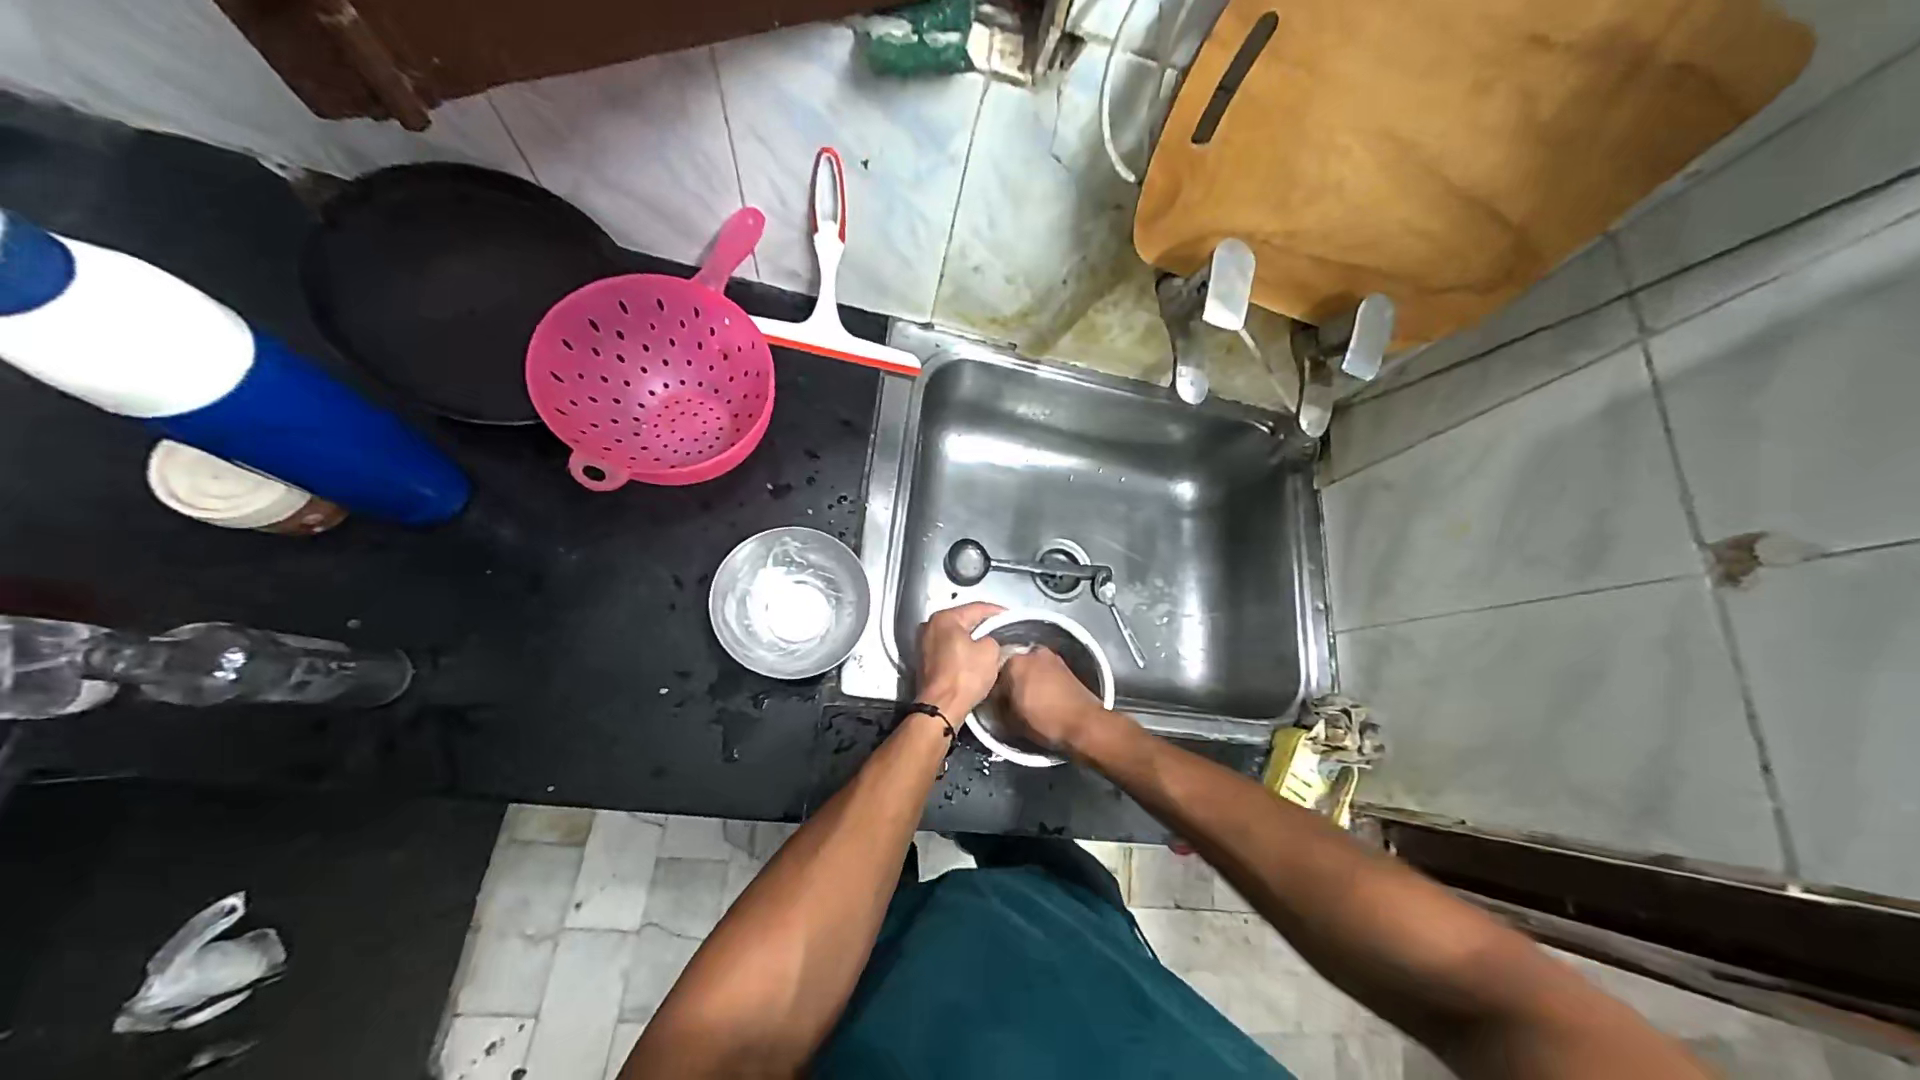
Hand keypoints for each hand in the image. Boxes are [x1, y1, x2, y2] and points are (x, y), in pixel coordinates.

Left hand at [916, 602, 1005, 719]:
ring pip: (954, 635)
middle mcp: (930, 626)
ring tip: (990, 644)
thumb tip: (988, 641)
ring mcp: (923, 644)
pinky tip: (974, 657)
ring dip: (971, 639)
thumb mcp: (990, 652)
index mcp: (945, 618)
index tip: (1010, 616)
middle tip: (1001, 630)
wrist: (940, 708)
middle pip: (963, 620)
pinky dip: (961, 650)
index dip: (997, 612)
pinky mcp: (924, 661)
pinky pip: (948, 649)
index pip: (977, 608)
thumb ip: (993, 638)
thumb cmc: (965, 676)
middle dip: (983, 625)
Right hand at [996, 647, 1115, 753]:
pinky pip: (1044, 671)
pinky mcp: (1064, 666)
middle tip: (1008, 699)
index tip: (994, 700)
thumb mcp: (1012, 720)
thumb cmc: (1046, 721)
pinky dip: (1040, 680)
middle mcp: (1032, 653)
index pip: (993, 671)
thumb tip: (996, 703)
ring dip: (1026, 678)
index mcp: (1014, 662)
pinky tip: (1041, 696)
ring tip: (1026, 699)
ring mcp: (1051, 657)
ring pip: (1029, 667)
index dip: (992, 688)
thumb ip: (998, 706)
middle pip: (1012, 665)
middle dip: (1009, 679)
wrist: (1085, 724)